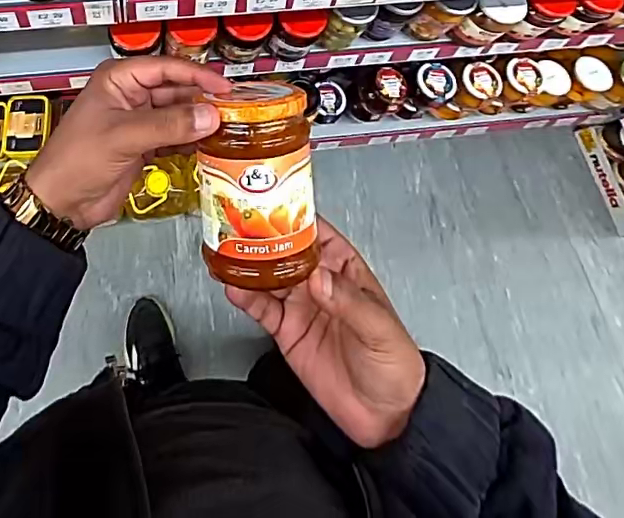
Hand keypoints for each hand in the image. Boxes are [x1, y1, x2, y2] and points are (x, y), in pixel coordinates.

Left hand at [25, 56, 228, 230]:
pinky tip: (207, 146)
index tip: (222, 86)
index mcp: (118, 79)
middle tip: (231, 110)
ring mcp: (136, 121)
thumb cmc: (75, 160)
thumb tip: (207, 116)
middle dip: (201, 100)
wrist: (60, 203)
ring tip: (225, 128)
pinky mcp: (142, 145)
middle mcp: (129, 95)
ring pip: (177, 114)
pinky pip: (173, 136)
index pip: (165, 68)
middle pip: (175, 90)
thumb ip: (168, 125)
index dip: (196, 75)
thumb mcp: (123, 136)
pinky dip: (190, 141)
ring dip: (198, 122)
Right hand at [225, 219, 425, 448]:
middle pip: (284, 251)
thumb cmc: (395, 364)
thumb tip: (318, 277)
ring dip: (248, 265)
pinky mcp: (286, 330)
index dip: (294, 217)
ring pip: (267, 275)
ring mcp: (300, 304)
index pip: (315, 233)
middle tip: (239, 228)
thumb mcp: (379, 327)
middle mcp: (318, 281)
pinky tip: (234, 289)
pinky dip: (245, 297)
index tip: (273, 205)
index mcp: (343, 268)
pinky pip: (261, 308)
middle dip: (261, 238)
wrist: (386, 418)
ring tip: (228, 254)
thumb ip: (348, 301)